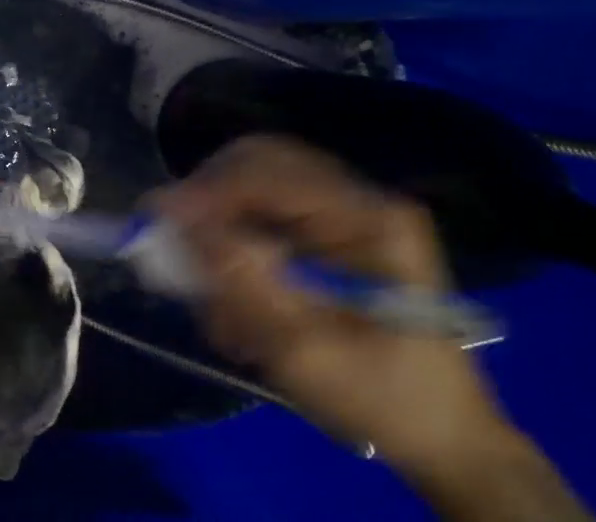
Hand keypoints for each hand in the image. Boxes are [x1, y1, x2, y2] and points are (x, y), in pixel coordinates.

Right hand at [151, 135, 511, 472]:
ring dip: (214, 223)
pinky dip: (228, 240)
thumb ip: (239, 278)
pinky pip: (256, 208)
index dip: (205, 190)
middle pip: (256, 160)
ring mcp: (343, 211)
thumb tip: (174, 215)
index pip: (268, 172)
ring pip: (248, 180)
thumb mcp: (304, 348)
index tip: (155, 220)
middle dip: (206, 198)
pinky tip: (230, 286)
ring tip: (207, 279)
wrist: (440, 434)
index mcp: (373, 219)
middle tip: (174, 243)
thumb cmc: (380, 396)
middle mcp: (359, 199)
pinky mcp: (325, 228)